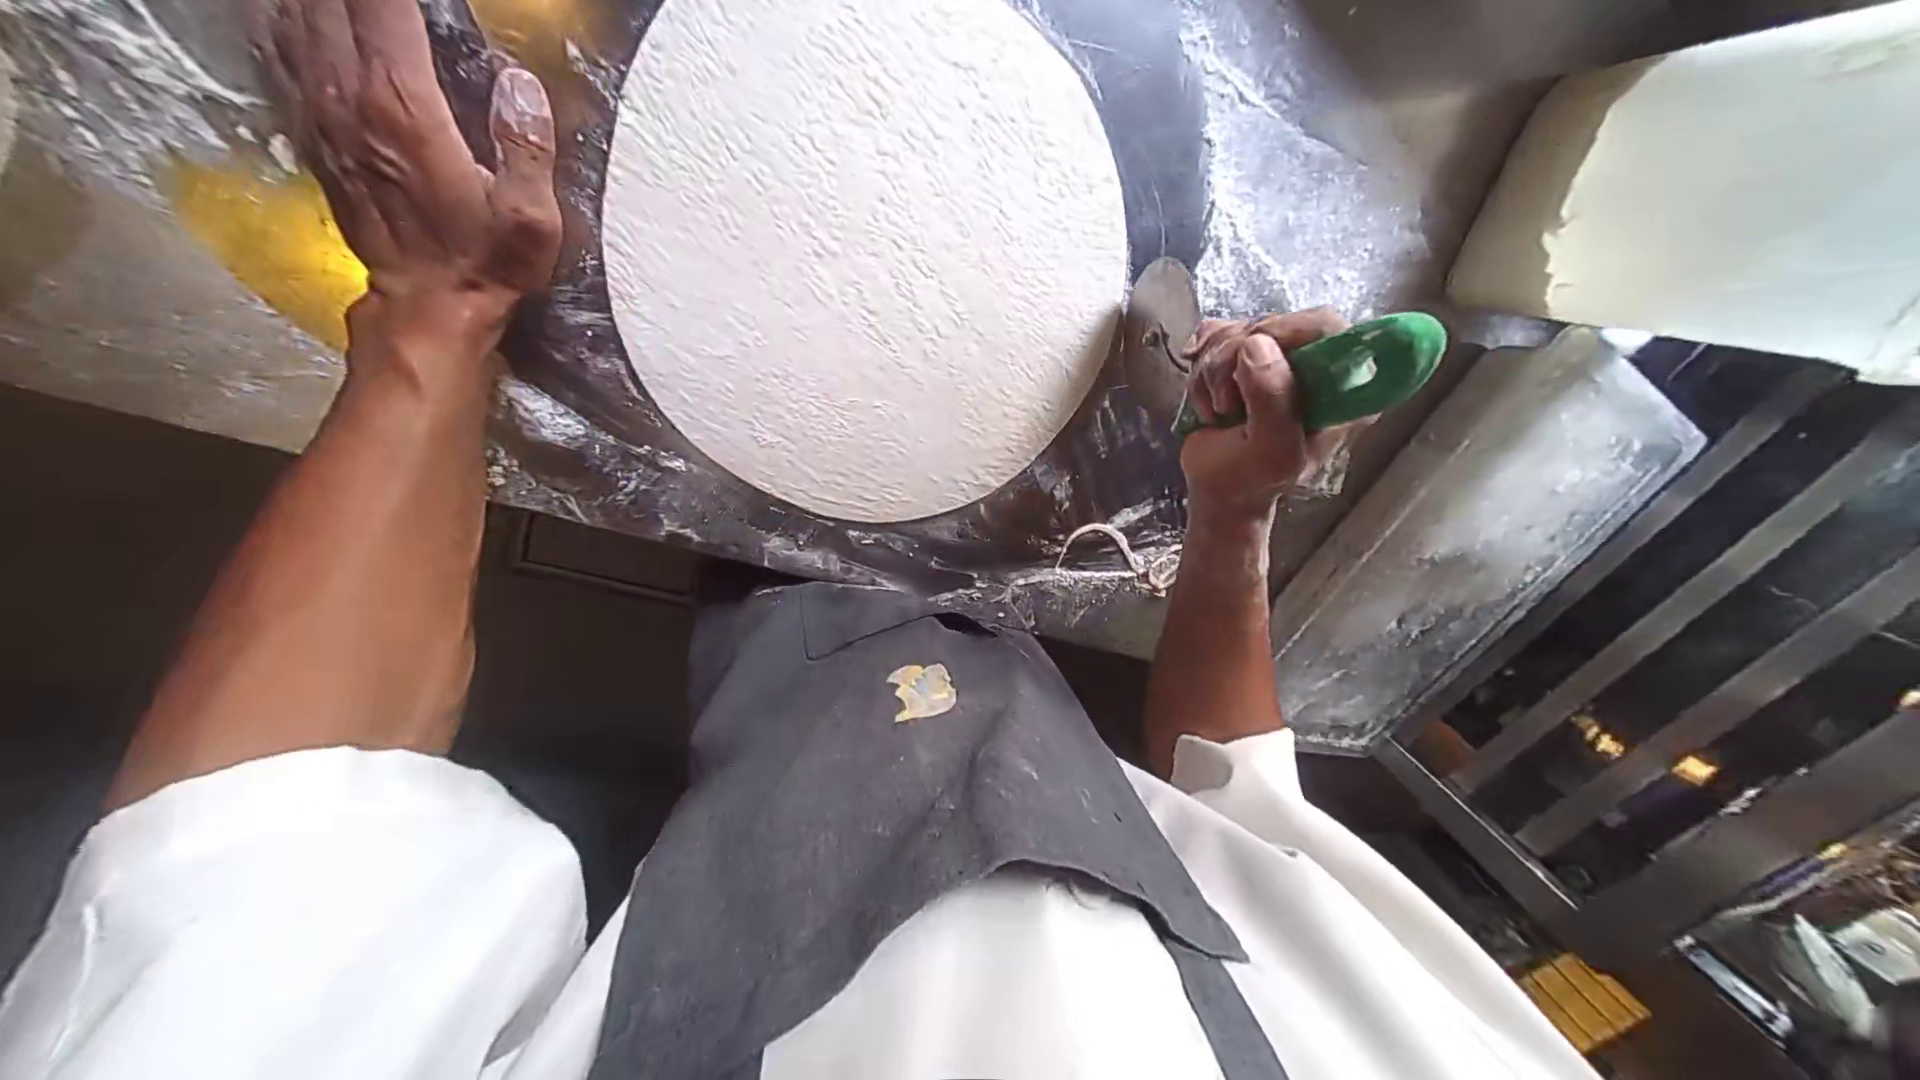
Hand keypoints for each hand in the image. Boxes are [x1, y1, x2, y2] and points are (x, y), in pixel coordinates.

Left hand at [254, 0, 561, 387]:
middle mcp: (347, 92)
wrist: (427, 302)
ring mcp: (318, 107)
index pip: (384, 3)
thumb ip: (527, 148)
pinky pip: (279, 44)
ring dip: (324, 0)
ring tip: (363, 7)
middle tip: (403, 3)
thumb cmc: (485, 262)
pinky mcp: (309, 126)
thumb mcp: (531, 220)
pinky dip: (292, 17)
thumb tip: (520, 82)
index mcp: (404, 106)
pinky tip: (314, 16)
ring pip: (294, 10)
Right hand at [1178, 307, 1369, 520]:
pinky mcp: (1241, 358)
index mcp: (1341, 387)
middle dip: (1234, 356)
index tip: (1249, 356)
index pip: (1325, 327)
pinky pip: (1215, 336)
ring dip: (1212, 368)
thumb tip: (1255, 345)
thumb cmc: (1251, 479)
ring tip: (1217, 409)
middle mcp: (1313, 365)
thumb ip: (1272, 401)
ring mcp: (1276, 359)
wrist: (1219, 489)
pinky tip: (1203, 392)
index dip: (1285, 330)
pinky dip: (1200, 362)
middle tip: (1224, 402)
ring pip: (1238, 330)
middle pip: (1274, 324)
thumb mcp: (1271, 451)